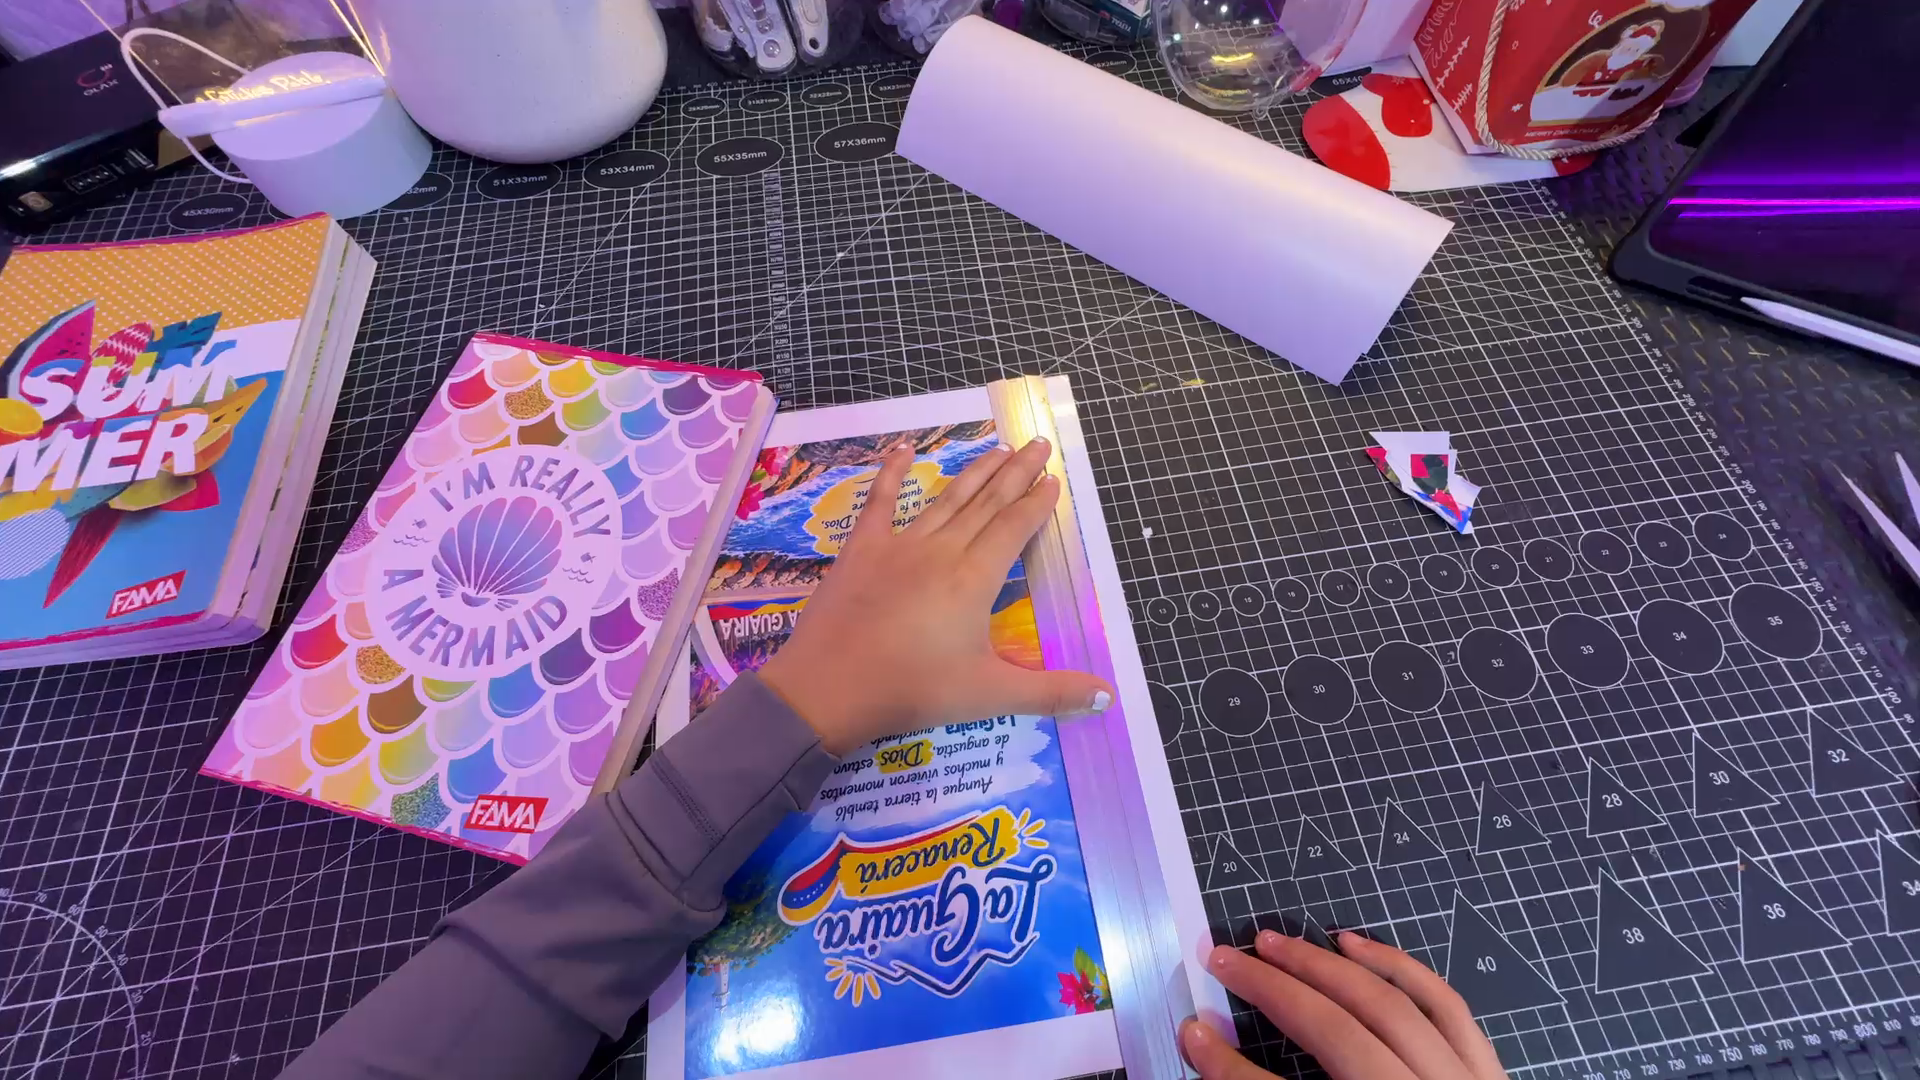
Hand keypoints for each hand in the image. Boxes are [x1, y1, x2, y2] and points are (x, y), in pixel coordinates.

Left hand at [758, 437, 1114, 755]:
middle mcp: (942, 550)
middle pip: (988, 503)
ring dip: (976, 472)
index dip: (1037, 503)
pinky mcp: (862, 548)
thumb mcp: (990, 695)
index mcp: (975, 578)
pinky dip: (891, 473)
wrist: (830, 689)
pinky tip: (902, 449)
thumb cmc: (913, 691)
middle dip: (1017, 472)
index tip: (1053, 479)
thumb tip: (1108, 696)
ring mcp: (899, 544)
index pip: (1014, 528)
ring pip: (947, 499)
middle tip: (1038, 443)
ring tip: (998, 448)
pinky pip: (880, 501)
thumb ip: (1051, 692)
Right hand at [1181, 931, 1507, 1079]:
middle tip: (1223, 957)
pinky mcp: (1492, 1079)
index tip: (1191, 1031)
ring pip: (1387, 1007)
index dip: (1230, 1067)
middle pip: (1337, 1035)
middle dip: (1271, 989)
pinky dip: (1397, 966)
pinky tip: (1351, 942)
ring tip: (1272, 941)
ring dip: (1321, 964)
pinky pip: (1446, 1007)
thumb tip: (1206, 1046)